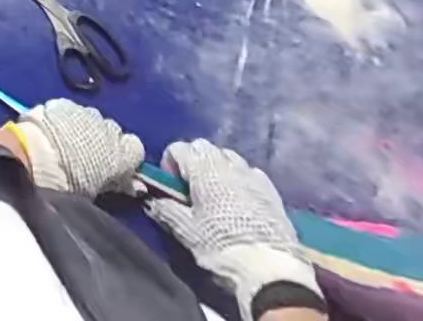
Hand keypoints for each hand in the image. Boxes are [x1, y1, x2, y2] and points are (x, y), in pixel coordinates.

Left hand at [8, 99, 143, 196]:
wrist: (38, 156)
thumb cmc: (71, 182)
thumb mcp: (97, 189)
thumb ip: (119, 183)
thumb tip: (136, 185)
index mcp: (121, 151)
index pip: (135, 148)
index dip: (125, 155)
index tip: (114, 165)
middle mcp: (107, 126)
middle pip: (112, 130)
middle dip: (103, 140)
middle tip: (88, 155)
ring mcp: (84, 111)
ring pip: (91, 118)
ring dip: (84, 127)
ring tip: (68, 141)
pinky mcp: (63, 102)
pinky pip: (70, 110)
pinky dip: (66, 118)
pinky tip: (54, 129)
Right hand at [145, 140, 323, 320]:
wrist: (272, 275)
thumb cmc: (222, 247)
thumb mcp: (187, 231)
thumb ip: (166, 210)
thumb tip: (150, 199)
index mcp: (203, 169)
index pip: (179, 148)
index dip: (170, 163)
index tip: (171, 186)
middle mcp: (227, 164)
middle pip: (204, 147)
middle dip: (193, 160)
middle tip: (191, 187)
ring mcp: (253, 176)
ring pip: (229, 157)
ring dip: (218, 167)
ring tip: (217, 192)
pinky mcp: (272, 192)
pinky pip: (251, 173)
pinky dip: (241, 179)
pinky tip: (241, 200)